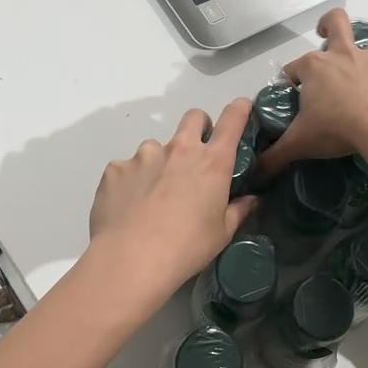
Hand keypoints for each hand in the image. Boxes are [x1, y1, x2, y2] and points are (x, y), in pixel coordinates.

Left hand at [88, 99, 258, 293]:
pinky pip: (127, 168)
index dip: (239, 108)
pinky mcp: (116, 168)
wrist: (130, 260)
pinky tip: (128, 206)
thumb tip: (251, 199)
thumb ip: (238, 210)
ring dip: (160, 162)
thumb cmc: (186, 247)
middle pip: (194, 117)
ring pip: (156, 146)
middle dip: (199, 127)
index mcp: (212, 162)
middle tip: (196, 154)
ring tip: (152, 195)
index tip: (242, 106)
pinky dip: (131, 181)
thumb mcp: (222, 234)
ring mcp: (144, 155)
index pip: (232, 120)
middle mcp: (179, 149)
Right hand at [256, 9, 367, 181]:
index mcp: (315, 67)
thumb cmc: (335, 129)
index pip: (294, 67)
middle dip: (328, 24)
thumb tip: (256, 172)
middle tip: (325, 35)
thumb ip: (275, 156)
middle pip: (336, 22)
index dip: (290, 79)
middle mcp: (344, 55)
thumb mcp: (299, 143)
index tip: (291, 93)